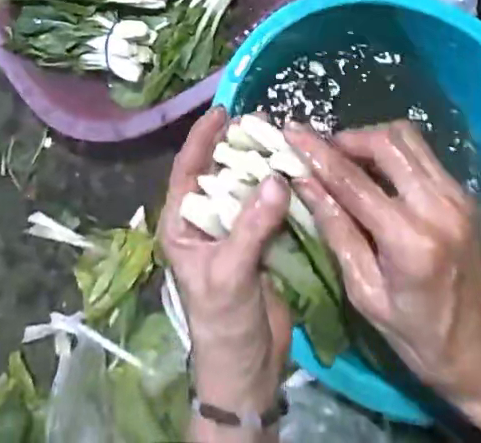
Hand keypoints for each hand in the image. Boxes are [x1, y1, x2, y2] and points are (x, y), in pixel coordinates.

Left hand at [159, 107, 292, 417]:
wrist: (247, 371)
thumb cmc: (222, 322)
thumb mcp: (230, 273)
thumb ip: (251, 226)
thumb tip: (276, 178)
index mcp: (182, 223)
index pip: (187, 169)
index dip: (202, 138)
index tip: (222, 110)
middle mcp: (205, 221)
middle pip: (220, 173)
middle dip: (238, 147)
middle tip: (263, 120)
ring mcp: (233, 232)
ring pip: (246, 189)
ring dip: (262, 166)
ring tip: (283, 139)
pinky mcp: (259, 245)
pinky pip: (268, 210)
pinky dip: (281, 192)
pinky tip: (297, 173)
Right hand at [285, 121, 480, 412]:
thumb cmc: (416, 334)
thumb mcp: (363, 291)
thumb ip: (335, 229)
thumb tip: (302, 180)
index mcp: (410, 241)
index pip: (353, 180)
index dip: (316, 152)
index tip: (291, 132)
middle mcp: (438, 208)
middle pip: (386, 142)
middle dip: (347, 138)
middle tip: (322, 151)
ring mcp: (457, 196)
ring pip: (406, 136)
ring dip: (370, 138)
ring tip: (346, 157)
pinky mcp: (464, 193)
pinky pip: (421, 152)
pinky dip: (391, 151)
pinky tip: (374, 171)